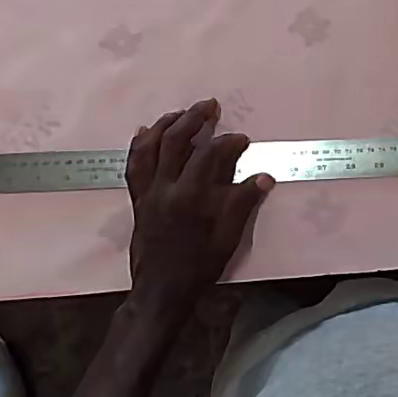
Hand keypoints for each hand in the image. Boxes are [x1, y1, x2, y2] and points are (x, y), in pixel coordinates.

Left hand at [125, 98, 273, 318]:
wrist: (162, 291)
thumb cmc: (199, 266)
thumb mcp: (229, 238)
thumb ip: (243, 204)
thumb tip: (264, 177)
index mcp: (190, 196)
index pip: (209, 155)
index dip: (227, 142)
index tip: (242, 140)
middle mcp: (164, 188)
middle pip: (175, 141)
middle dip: (193, 118)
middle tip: (209, 105)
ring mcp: (147, 192)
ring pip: (149, 147)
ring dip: (165, 124)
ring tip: (180, 112)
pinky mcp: (137, 199)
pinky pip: (134, 165)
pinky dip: (140, 145)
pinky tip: (145, 132)